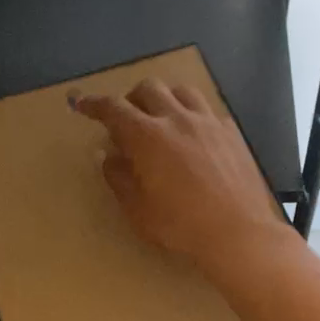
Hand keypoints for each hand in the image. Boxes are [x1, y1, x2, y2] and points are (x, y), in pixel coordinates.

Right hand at [74, 79, 290, 266]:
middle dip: (130, 98)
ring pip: (181, 91)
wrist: (238, 232)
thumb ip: (118, 178)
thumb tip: (108, 155)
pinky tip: (195, 136)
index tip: (81, 104)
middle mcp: (177, 119)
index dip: (93, 104)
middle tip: (127, 121)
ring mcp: (208, 122)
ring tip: (162, 119)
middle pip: (148, 88)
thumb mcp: (138, 210)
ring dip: (164, 99)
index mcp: (147, 136)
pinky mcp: (232, 132)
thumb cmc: (181, 225)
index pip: (113, 108)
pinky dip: (193, 115)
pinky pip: (208, 110)